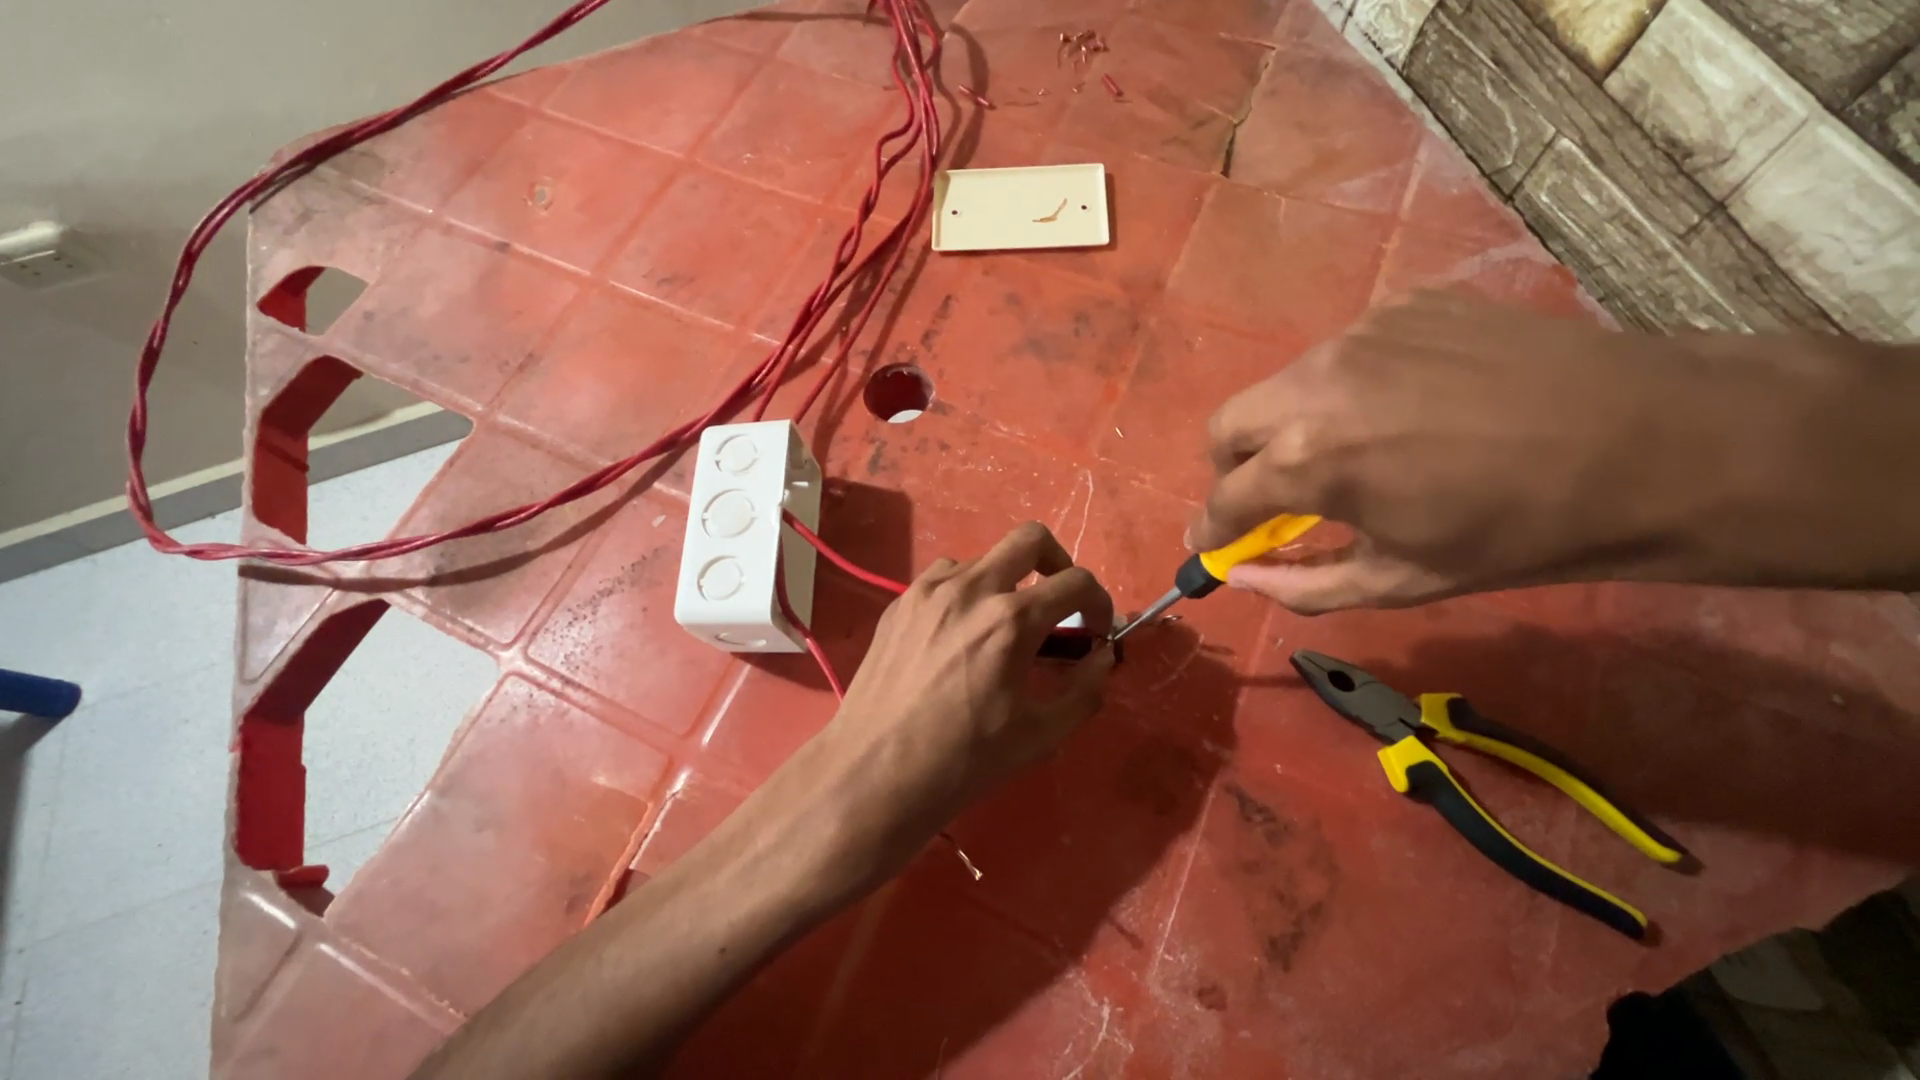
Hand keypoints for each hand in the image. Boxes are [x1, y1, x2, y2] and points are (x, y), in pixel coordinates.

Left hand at [794, 522, 1115, 884]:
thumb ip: (1084, 689)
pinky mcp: (899, 604)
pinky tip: (959, 636)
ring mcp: (928, 591)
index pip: (1076, 582)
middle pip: (1030, 539)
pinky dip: (966, 594)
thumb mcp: (1040, 736)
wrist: (875, 772)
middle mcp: (970, 589)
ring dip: (1006, 582)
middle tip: (1058, 605)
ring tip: (1001, 629)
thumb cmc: (963, 760)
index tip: (1095, 631)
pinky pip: (944, 578)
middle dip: (1058, 564)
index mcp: (1011, 619)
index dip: (1099, 602)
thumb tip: (1101, 657)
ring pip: (983, 558)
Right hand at [1189, 292, 1919, 610]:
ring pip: (1284, 386)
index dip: (1211, 529)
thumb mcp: (1400, 580)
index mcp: (1310, 458)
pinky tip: (1406, 411)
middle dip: (1232, 469)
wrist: (1650, 443)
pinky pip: (1345, 354)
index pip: (1223, 497)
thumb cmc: (1518, 534)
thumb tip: (1240, 578)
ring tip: (1353, 453)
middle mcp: (1316, 384)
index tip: (1213, 546)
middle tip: (1272, 500)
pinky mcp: (1405, 305)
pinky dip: (1347, 391)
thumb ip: (1299, 583)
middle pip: (1227, 426)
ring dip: (1289, 427)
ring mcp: (1360, 335)